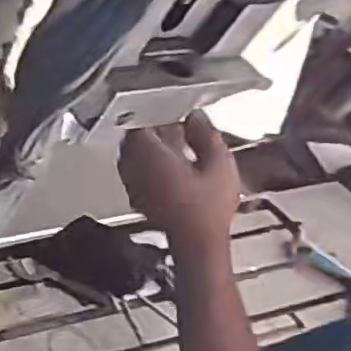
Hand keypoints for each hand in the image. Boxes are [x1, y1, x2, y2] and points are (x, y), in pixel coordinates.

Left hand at [118, 111, 240, 250]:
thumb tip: (196, 117)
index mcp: (150, 157)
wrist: (197, 243)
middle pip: (132, 139)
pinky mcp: (135, 196)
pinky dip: (148, 161)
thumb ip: (206, 135)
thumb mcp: (219, 163)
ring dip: (148, 145)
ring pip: (132, 154)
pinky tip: (169, 162)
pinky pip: (135, 170)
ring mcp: (132, 184)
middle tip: (171, 121)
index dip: (152, 113)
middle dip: (149, 128)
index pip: (139, 125)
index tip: (168, 108)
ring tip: (173, 140)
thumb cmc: (209, 207)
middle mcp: (134, 169)